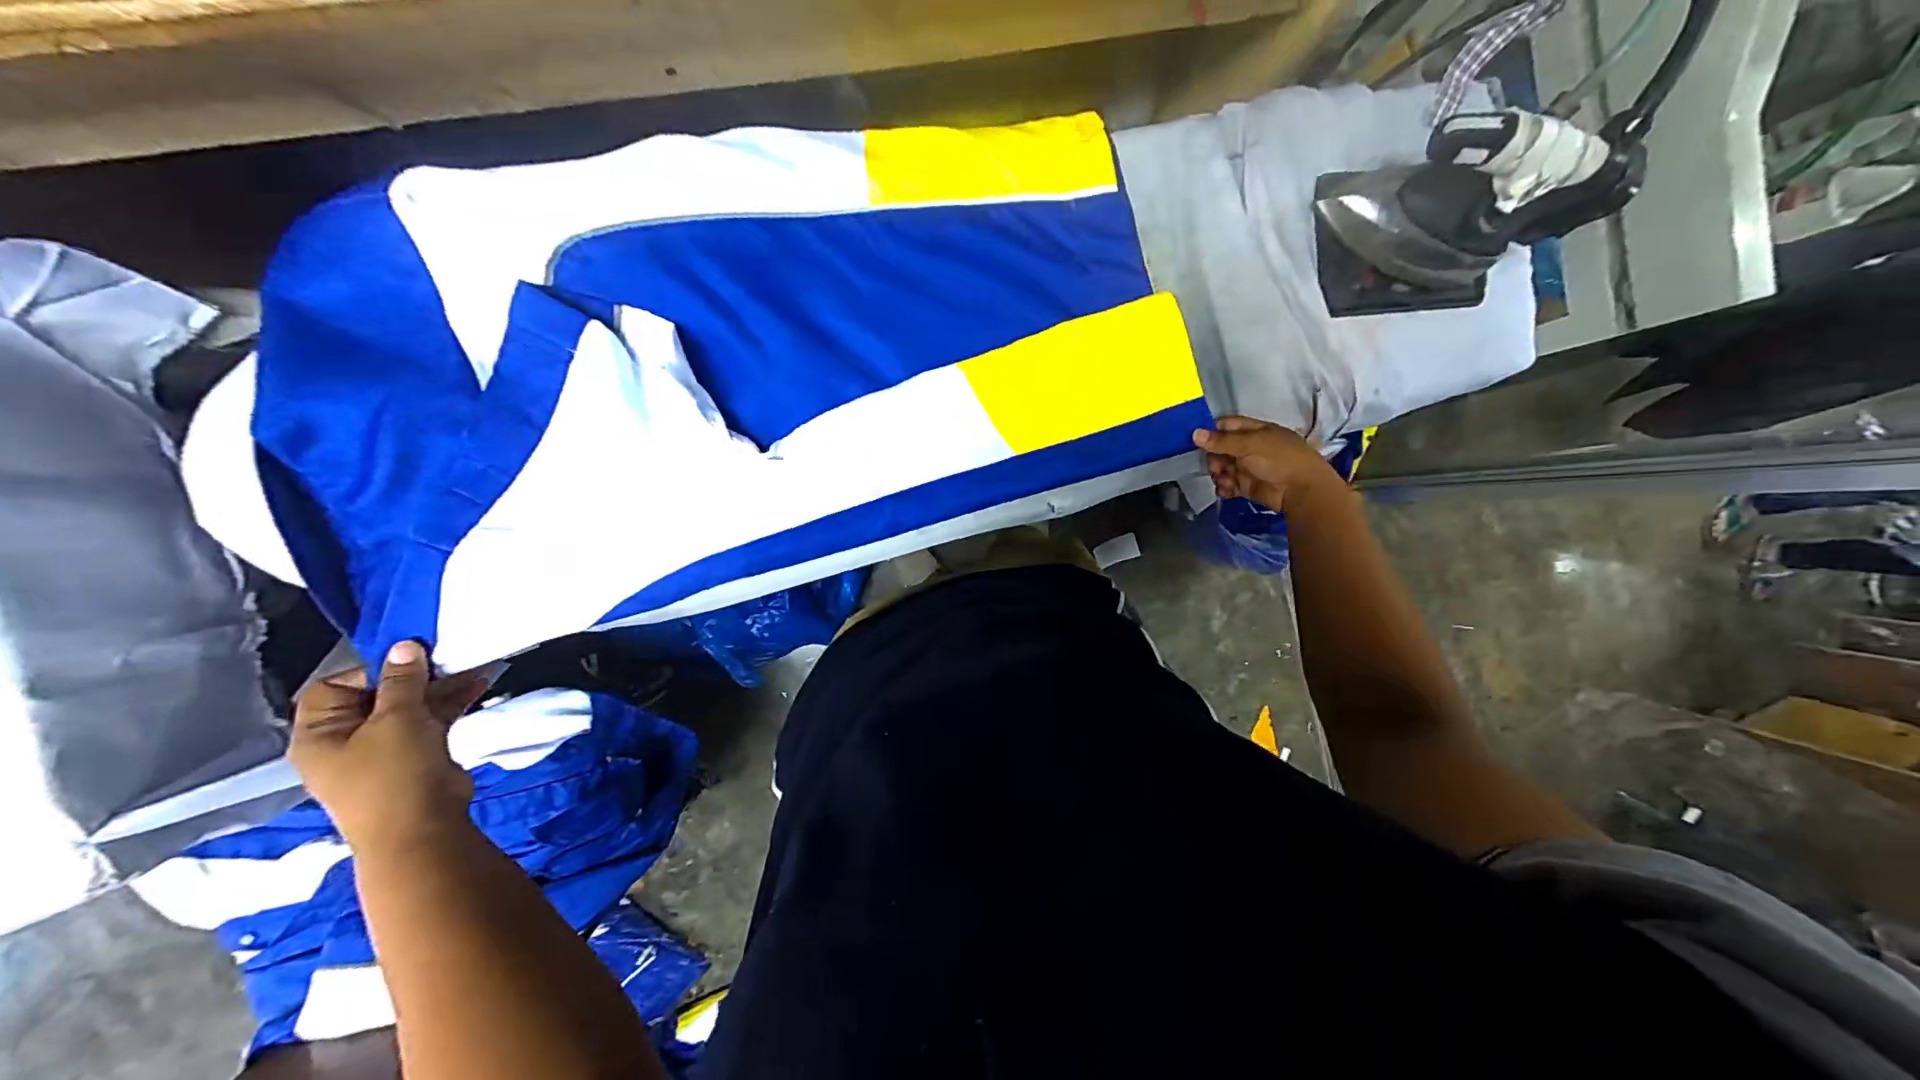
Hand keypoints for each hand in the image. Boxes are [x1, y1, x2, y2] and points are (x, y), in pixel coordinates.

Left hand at [290, 640, 492, 849]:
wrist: (422, 829)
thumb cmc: (394, 773)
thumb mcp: (396, 719)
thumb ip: (402, 680)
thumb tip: (404, 645)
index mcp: (320, 734)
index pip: (335, 686)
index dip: (371, 671)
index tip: (408, 662)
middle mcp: (346, 739)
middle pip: (378, 694)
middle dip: (415, 676)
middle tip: (447, 659)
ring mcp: (383, 748)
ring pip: (410, 707)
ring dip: (440, 687)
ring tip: (473, 669)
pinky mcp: (415, 755)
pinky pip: (429, 721)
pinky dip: (450, 704)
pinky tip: (478, 686)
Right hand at [1191, 415, 1343, 511]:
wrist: (1300, 489)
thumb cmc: (1278, 459)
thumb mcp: (1250, 445)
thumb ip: (1221, 441)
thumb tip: (1194, 434)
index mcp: (1255, 431)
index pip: (1228, 426)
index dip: (1212, 431)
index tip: (1197, 439)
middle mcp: (1250, 448)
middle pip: (1221, 449)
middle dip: (1214, 458)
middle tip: (1216, 466)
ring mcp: (1248, 467)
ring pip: (1222, 468)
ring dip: (1218, 474)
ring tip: (1224, 480)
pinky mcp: (1247, 486)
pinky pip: (1228, 484)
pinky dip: (1224, 487)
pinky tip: (1227, 490)